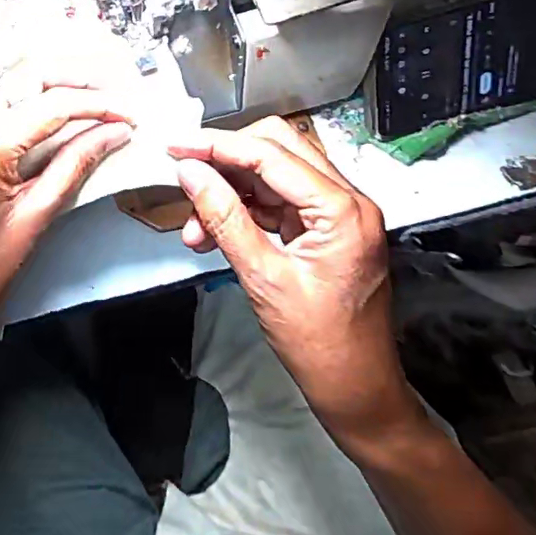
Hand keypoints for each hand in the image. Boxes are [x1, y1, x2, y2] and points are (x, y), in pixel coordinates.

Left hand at [0, 51, 133, 373]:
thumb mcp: (34, 219)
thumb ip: (74, 165)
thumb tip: (115, 132)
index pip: (52, 106)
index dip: (97, 104)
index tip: (127, 113)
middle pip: (23, 75)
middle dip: (71, 76)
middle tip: (108, 88)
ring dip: (37, 69)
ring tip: (76, 78)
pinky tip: (25, 74)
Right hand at [168, 118, 424, 451]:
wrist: (356, 388)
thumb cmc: (325, 346)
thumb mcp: (263, 279)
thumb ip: (224, 218)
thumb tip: (193, 175)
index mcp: (342, 210)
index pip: (271, 154)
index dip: (218, 146)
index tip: (180, 146)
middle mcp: (345, 202)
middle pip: (276, 148)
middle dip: (225, 159)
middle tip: (185, 171)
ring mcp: (334, 213)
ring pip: (270, 174)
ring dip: (228, 189)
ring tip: (196, 225)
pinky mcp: (321, 227)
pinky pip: (273, 200)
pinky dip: (240, 209)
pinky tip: (212, 231)